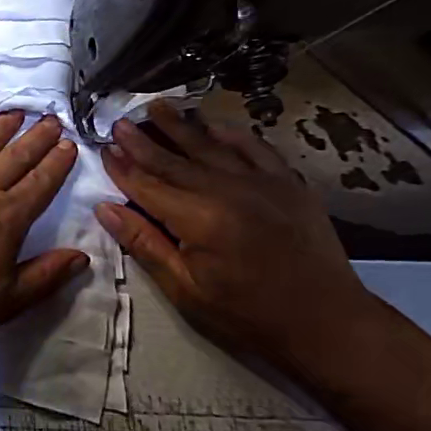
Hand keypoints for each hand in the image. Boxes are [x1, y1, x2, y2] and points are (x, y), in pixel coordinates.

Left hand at [0, 113, 88, 340]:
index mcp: (8, 217)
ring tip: (19, 113)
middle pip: (17, 155)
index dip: (57, 162)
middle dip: (38, 136)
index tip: (69, 144)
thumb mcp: (6, 301)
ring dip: (4, 125)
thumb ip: (46, 276)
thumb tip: (82, 255)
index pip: (41, 182)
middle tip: (52, 119)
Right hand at [94, 102, 370, 363]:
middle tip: (120, 121)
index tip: (104, 148)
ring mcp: (261, 182)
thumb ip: (145, 244)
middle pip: (174, 160)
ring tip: (157, 107)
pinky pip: (254, 148)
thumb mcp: (186, 290)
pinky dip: (231, 134)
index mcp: (199, 220)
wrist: (326, 322)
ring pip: (210, 146)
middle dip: (143, 141)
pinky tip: (213, 124)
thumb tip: (105, 209)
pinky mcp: (287, 182)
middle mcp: (227, 190)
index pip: (148, 185)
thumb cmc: (248, 315)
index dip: (123, 167)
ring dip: (181, 127)